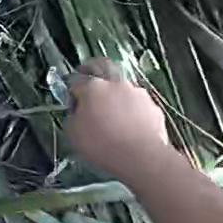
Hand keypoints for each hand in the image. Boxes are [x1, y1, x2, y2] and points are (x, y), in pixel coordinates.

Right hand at [66, 58, 174, 181]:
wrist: (141, 157)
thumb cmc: (101, 145)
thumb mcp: (73, 133)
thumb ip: (72, 115)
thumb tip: (77, 110)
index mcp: (92, 87)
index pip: (75, 80)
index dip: (71, 90)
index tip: (70, 100)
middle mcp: (115, 84)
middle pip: (102, 66)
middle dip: (92, 67)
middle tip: (87, 73)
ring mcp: (136, 92)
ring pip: (122, 85)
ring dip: (114, 91)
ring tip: (112, 109)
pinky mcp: (152, 105)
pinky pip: (136, 102)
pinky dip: (130, 107)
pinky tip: (129, 122)